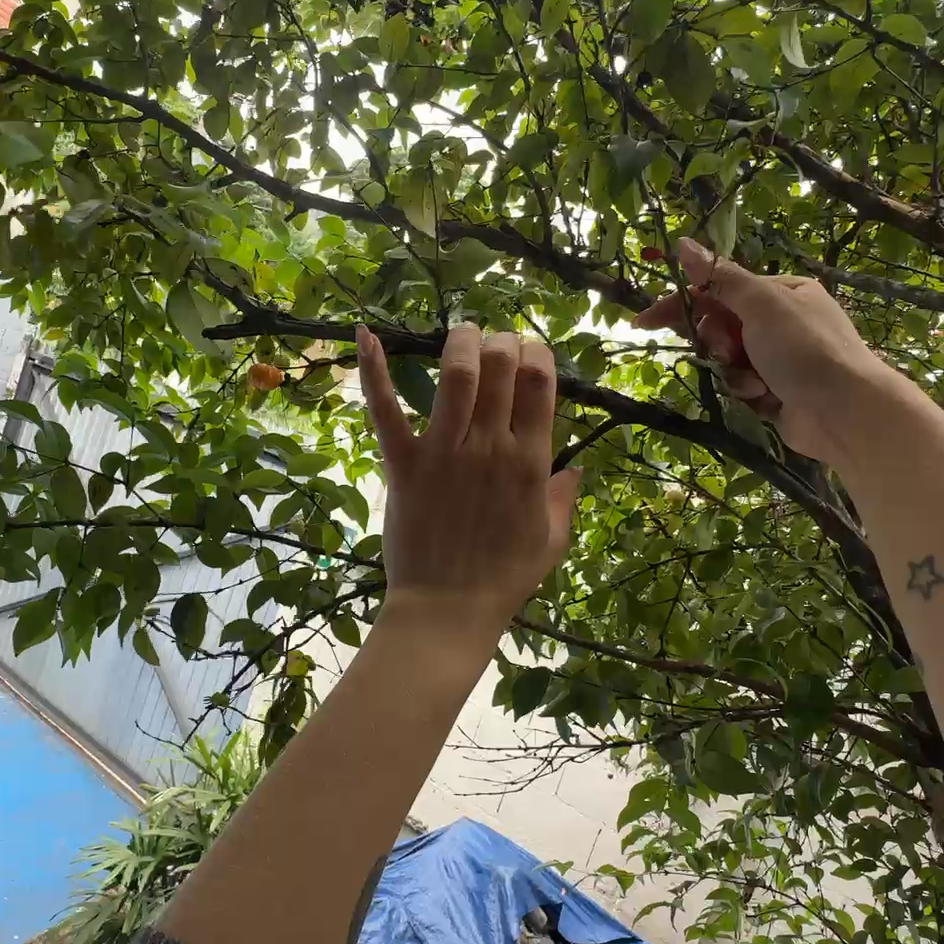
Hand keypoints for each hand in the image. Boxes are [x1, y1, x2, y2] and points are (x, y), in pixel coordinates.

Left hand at [354, 324, 581, 642]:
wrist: (447, 609)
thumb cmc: (504, 579)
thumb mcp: (552, 541)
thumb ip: (564, 499)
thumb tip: (577, 469)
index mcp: (531, 462)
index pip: (540, 382)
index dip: (536, 356)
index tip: (529, 357)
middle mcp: (491, 447)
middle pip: (501, 367)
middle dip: (502, 342)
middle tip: (495, 346)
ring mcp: (445, 453)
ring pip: (457, 375)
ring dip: (461, 342)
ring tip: (463, 335)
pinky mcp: (403, 464)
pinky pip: (386, 411)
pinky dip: (373, 371)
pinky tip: (366, 334)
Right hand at [633, 238, 900, 464]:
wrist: (843, 411)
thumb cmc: (804, 350)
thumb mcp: (761, 305)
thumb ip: (721, 277)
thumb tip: (683, 244)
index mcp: (782, 292)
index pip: (717, 291)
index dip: (681, 304)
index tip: (644, 321)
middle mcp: (780, 321)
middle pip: (719, 327)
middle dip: (715, 343)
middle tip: (724, 352)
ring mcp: (778, 357)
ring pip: (726, 360)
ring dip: (732, 371)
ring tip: (754, 380)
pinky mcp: (774, 389)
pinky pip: (739, 385)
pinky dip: (746, 391)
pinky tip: (765, 398)